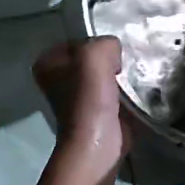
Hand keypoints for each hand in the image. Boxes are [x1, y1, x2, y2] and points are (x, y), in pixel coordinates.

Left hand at [33, 36, 131, 164]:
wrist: (98, 143)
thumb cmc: (90, 98)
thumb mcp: (95, 54)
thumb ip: (105, 42)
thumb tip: (116, 53)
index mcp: (48, 63)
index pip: (80, 41)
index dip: (99, 44)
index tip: (115, 54)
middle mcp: (58, 81)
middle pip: (92, 61)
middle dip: (111, 61)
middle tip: (128, 64)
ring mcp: (77, 100)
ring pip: (105, 77)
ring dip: (120, 78)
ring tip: (135, 77)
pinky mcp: (95, 115)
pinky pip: (114, 95)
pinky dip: (126, 94)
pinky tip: (136, 93)